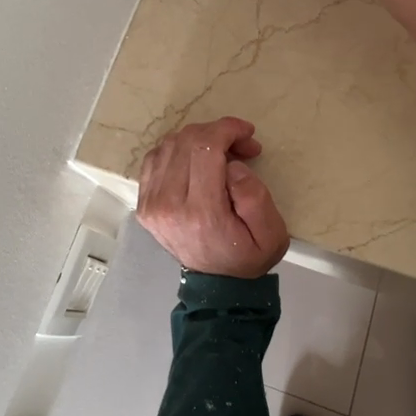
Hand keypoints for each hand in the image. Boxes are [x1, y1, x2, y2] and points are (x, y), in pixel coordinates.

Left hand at [136, 118, 289, 277]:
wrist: (216, 286)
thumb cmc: (247, 256)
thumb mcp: (271, 234)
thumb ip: (255, 196)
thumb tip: (232, 165)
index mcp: (200, 212)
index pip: (204, 148)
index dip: (227, 129)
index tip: (247, 133)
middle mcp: (168, 204)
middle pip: (186, 141)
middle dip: (218, 132)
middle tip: (242, 146)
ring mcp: (150, 204)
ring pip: (170, 144)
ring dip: (199, 139)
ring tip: (221, 154)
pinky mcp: (144, 203)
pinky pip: (156, 158)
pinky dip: (178, 150)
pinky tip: (197, 160)